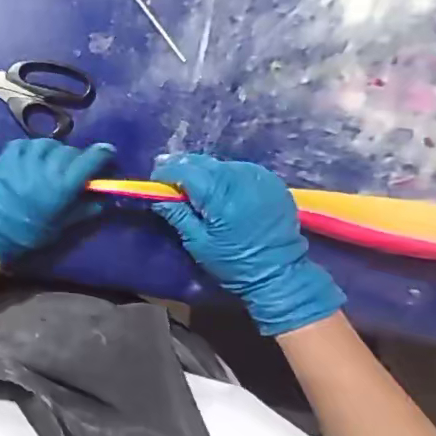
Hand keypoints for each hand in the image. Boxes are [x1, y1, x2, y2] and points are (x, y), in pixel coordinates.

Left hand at [0, 138, 114, 268]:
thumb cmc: (27, 234)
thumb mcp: (61, 226)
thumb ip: (84, 209)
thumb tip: (103, 198)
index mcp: (63, 185)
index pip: (91, 158)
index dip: (103, 154)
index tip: (107, 154)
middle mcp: (47, 166)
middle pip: (71, 151)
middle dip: (77, 158)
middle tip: (74, 168)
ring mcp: (24, 158)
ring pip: (49, 143)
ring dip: (55, 151)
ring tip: (51, 162)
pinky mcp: (5, 156)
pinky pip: (25, 143)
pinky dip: (32, 148)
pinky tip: (32, 158)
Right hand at [151, 153, 343, 335]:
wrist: (280, 273)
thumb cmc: (233, 262)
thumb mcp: (197, 243)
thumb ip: (177, 214)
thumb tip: (157, 196)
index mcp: (220, 196)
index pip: (185, 170)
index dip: (166, 172)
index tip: (155, 180)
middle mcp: (240, 179)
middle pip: (202, 162)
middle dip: (182, 167)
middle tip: (168, 178)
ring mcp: (259, 177)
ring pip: (220, 164)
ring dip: (204, 171)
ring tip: (195, 184)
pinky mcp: (271, 181)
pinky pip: (239, 169)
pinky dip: (225, 175)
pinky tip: (220, 188)